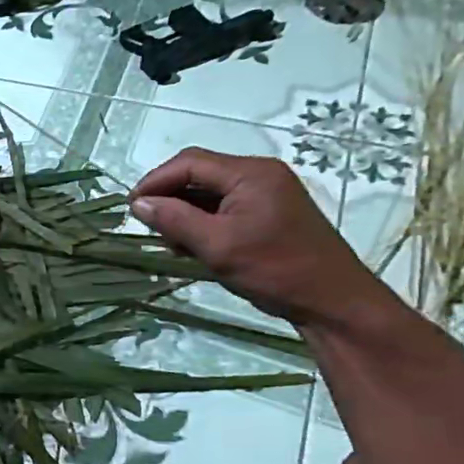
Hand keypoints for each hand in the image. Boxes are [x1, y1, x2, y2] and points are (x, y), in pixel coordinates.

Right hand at [129, 148, 390, 328]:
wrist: (333, 301)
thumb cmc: (275, 270)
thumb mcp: (218, 246)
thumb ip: (175, 220)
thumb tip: (138, 203)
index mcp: (251, 173)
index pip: (190, 163)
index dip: (155, 181)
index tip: (131, 207)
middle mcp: (260, 174)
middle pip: (200, 174)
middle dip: (170, 198)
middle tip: (149, 227)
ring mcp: (268, 193)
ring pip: (211, 192)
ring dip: (185, 213)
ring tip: (171, 242)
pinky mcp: (270, 213)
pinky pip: (226, 207)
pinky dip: (204, 222)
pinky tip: (194, 245)